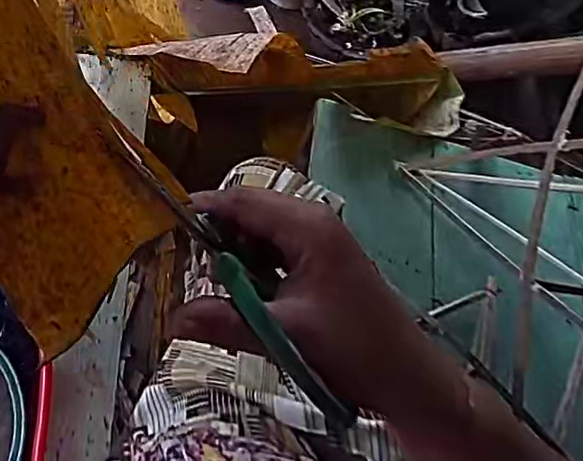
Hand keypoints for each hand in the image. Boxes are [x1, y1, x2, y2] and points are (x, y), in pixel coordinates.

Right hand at [172, 188, 419, 411]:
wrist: (413, 383)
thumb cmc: (354, 352)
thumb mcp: (285, 336)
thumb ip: (226, 322)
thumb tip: (173, 319)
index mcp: (306, 225)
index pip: (240, 200)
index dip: (203, 208)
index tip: (169, 221)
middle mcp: (312, 218)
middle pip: (249, 209)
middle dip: (219, 233)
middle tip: (192, 262)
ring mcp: (320, 234)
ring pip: (261, 226)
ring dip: (238, 248)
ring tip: (219, 280)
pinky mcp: (322, 252)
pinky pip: (276, 242)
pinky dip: (256, 259)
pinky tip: (249, 288)